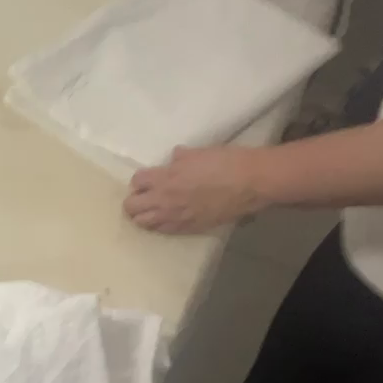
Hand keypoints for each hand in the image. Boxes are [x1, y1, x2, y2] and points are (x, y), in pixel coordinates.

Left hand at [124, 146, 270, 233]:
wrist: (251, 182)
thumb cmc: (228, 161)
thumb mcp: (201, 152)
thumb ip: (182, 157)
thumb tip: (174, 158)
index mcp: (166, 177)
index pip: (137, 181)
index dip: (140, 180)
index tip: (147, 179)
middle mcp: (163, 199)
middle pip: (131, 206)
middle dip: (134, 200)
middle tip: (144, 196)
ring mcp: (172, 216)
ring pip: (142, 222)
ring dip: (143, 215)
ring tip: (152, 209)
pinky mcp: (184, 228)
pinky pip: (160, 230)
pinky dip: (159, 225)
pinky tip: (166, 218)